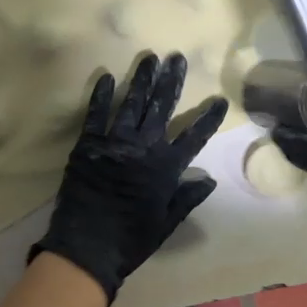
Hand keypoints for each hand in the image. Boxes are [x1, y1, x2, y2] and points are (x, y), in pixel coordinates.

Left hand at [31, 53, 228, 302]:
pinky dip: (101, 96)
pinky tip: (106, 77)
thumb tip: (208, 179)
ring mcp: (113, 144)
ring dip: (141, 80)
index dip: (207, 118)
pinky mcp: (87, 146)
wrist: (87, 249)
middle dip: (171, 82)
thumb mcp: (167, 223)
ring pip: (132, 104)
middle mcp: (143, 149)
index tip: (220, 100)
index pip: (193, 137)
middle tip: (177, 58)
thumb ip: (187, 198)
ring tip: (149, 58)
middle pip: (161, 109)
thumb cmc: (131, 240)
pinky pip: (95, 115)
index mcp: (165, 169)